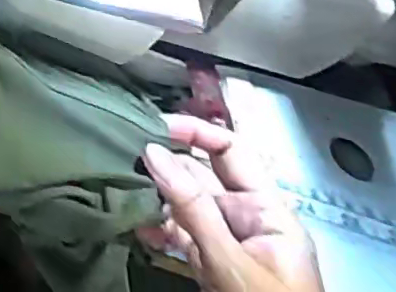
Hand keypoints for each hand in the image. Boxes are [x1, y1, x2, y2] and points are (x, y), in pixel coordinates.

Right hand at [138, 115, 322, 291]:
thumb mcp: (232, 266)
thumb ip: (192, 208)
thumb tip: (153, 150)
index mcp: (269, 213)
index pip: (231, 151)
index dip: (195, 132)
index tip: (154, 127)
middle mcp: (248, 221)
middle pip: (202, 175)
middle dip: (166, 166)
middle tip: (126, 158)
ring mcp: (228, 245)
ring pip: (185, 204)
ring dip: (156, 199)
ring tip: (126, 193)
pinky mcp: (211, 268)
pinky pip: (180, 235)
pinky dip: (158, 229)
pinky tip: (137, 227)